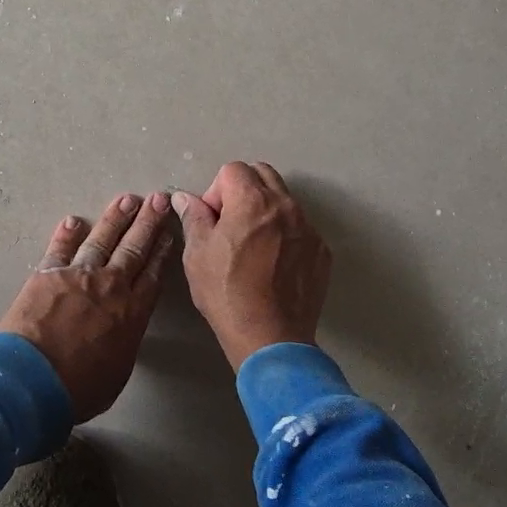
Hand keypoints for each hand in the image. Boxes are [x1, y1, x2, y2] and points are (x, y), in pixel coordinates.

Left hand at [0, 192, 174, 421]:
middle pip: (134, 249)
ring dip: (115, 219)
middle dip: (148, 223)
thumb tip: (118, 338)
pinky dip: (67, 234)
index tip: (169, 235)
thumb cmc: (78, 388)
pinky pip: (60, 249)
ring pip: (102, 240)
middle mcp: (110, 287)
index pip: (153, 275)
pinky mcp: (48, 274)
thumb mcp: (115, 374)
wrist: (34, 379)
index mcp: (132, 314)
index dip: (161, 253)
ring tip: (127, 199)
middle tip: (158, 200)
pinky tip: (73, 221)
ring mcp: (78, 276)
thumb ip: (121, 348)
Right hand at [174, 162, 331, 370]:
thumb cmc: (226, 294)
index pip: (233, 169)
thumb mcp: (197, 255)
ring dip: (265, 211)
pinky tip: (272, 267)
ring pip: (284, 201)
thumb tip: (185, 199)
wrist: (271, 337)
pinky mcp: (321, 252)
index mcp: (253, 201)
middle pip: (264, 175)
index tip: (212, 220)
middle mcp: (286, 206)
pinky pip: (300, 229)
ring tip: (251, 248)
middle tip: (229, 224)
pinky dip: (284, 235)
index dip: (216, 191)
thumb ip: (193, 218)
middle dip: (243, 190)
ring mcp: (309, 229)